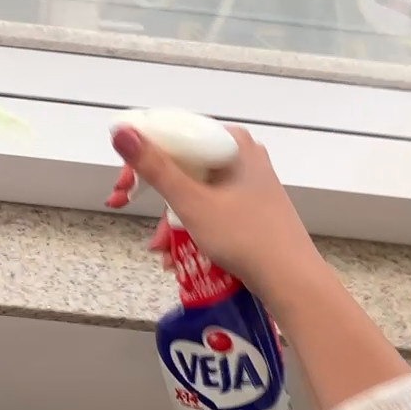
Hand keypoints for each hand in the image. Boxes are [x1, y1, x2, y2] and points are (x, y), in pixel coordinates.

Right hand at [108, 123, 325, 308]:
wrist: (289, 278)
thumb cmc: (243, 237)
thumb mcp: (191, 203)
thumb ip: (154, 168)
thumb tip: (120, 131)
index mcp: (231, 143)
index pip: (173, 135)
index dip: (140, 158)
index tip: (121, 186)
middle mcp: (240, 154)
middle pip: (180, 163)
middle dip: (151, 193)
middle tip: (122, 207)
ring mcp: (245, 181)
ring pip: (191, 189)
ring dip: (167, 218)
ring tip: (159, 249)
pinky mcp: (247, 205)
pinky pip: (206, 205)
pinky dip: (187, 225)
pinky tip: (175, 253)